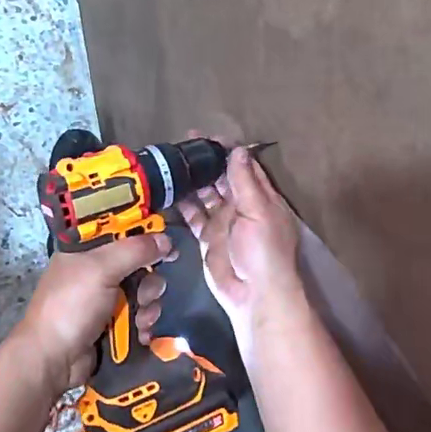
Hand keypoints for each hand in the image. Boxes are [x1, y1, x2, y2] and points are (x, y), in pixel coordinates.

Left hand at [9, 232, 174, 391]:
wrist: (53, 359)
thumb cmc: (72, 305)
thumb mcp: (101, 269)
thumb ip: (134, 251)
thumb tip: (165, 239)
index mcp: (86, 248)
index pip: (120, 229)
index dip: (145, 234)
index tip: (167, 243)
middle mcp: (96, 269)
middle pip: (138, 263)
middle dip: (148, 280)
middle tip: (145, 294)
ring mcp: (105, 296)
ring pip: (143, 290)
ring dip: (148, 305)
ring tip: (141, 320)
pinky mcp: (114, 321)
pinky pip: (140, 313)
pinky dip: (144, 322)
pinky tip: (142, 333)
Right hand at [177, 143, 303, 333]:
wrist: (253, 296)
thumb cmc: (262, 251)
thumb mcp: (257, 211)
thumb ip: (244, 181)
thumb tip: (237, 150)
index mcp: (260, 196)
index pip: (243, 165)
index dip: (226, 149)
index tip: (205, 136)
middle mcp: (241, 205)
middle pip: (221, 177)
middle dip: (204, 162)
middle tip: (180, 146)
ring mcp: (223, 221)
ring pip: (205, 194)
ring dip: (191, 181)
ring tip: (170, 165)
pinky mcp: (207, 237)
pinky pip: (193, 216)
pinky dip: (182, 205)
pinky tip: (168, 192)